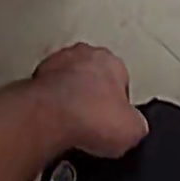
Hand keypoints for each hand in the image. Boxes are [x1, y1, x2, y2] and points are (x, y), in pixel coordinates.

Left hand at [33, 44, 147, 158]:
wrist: (53, 113)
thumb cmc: (92, 115)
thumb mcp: (133, 129)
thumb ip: (138, 122)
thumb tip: (134, 123)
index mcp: (112, 60)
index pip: (122, 79)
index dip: (119, 103)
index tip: (114, 119)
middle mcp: (86, 51)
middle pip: (95, 73)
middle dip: (95, 92)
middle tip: (95, 118)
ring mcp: (61, 58)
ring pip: (72, 75)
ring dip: (74, 91)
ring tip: (75, 119)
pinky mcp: (41, 69)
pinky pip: (53, 83)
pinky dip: (56, 95)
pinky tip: (58, 115)